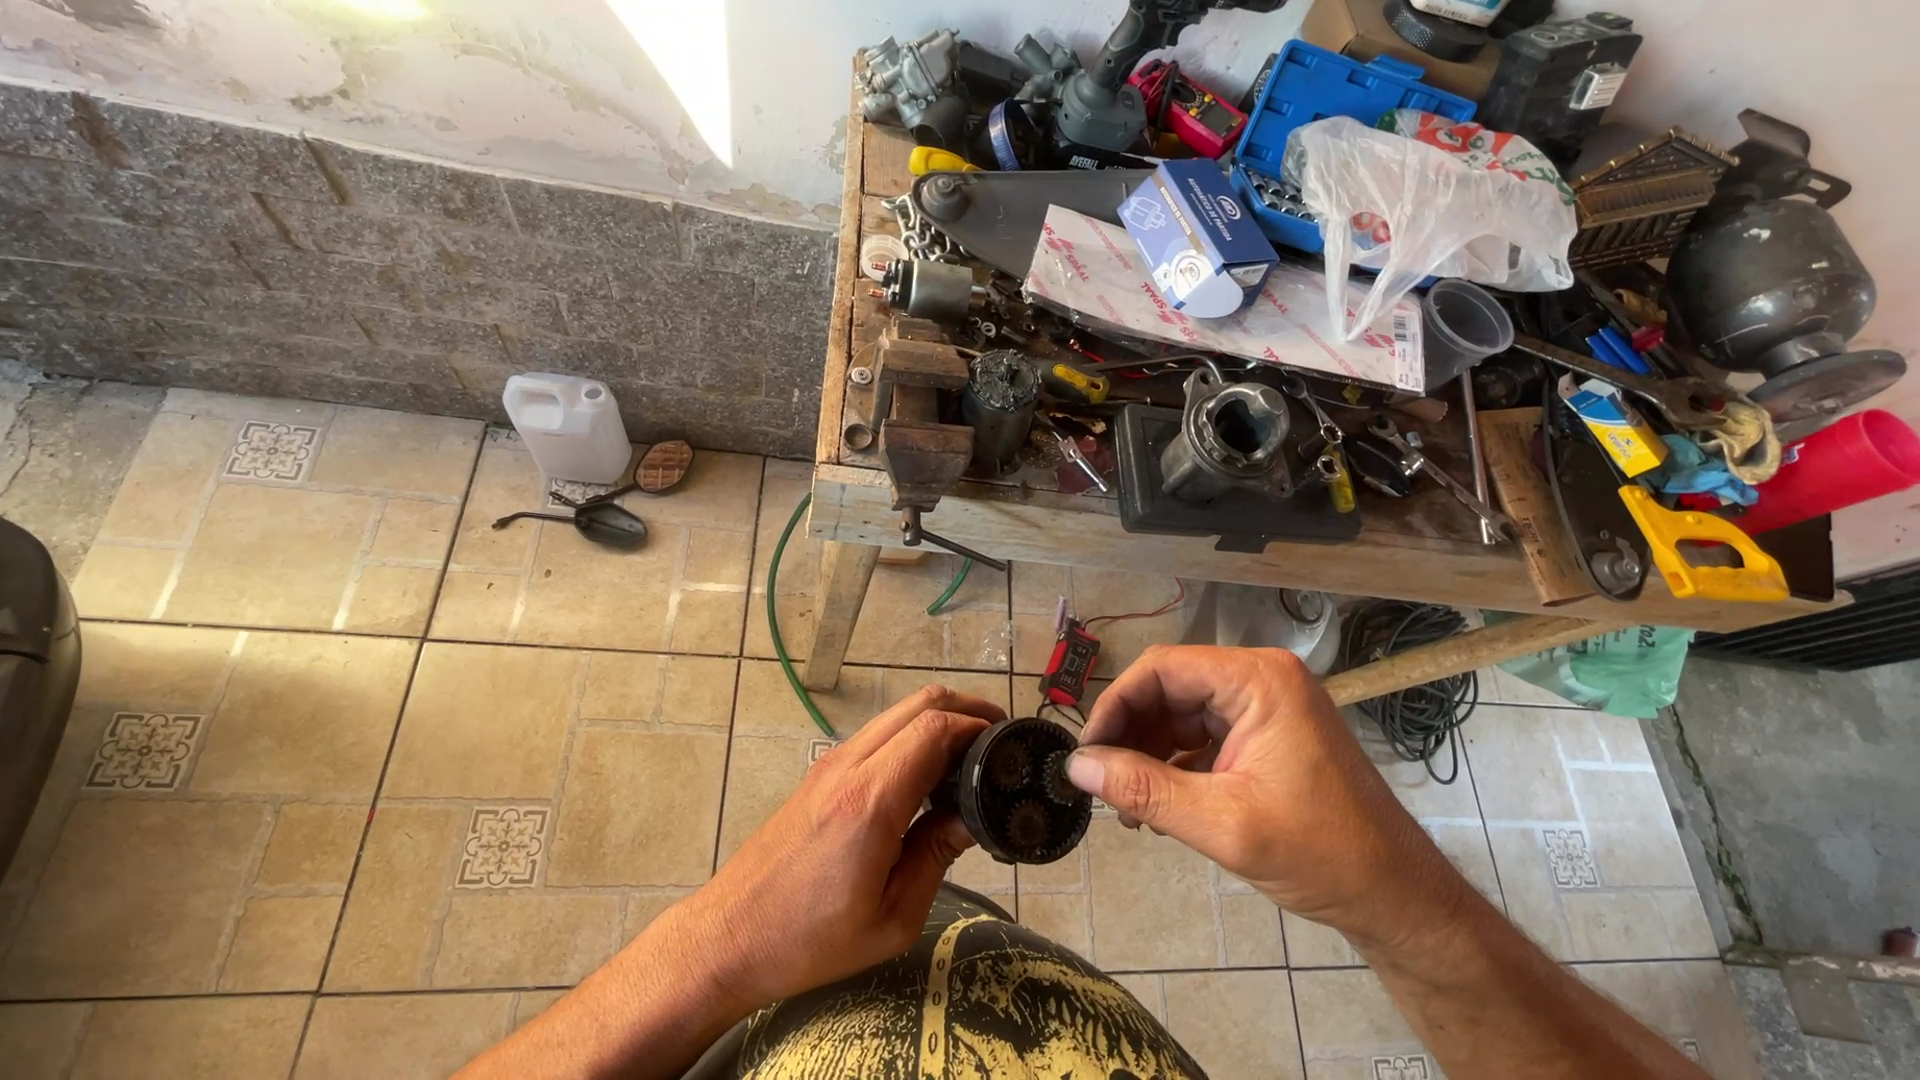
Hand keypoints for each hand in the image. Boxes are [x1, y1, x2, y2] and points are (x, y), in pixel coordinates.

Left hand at [656, 684, 1003, 1012]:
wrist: (730, 937)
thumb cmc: (811, 940)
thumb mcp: (893, 917)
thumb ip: (936, 857)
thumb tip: (971, 818)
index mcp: (871, 800)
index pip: (934, 729)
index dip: (977, 725)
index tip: (1006, 746)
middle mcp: (849, 766)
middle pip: (917, 703)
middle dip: (966, 707)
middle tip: (998, 738)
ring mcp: (829, 765)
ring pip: (895, 713)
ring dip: (938, 720)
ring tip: (970, 756)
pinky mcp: (819, 775)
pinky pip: (876, 735)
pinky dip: (912, 736)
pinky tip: (929, 773)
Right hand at [1067, 645, 1467, 949]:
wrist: (1398, 898)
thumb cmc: (1321, 854)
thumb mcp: (1223, 824)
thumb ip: (1144, 790)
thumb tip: (1075, 766)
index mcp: (1258, 680)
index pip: (1162, 668)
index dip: (1115, 705)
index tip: (1086, 753)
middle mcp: (1261, 681)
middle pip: (1169, 689)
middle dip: (1130, 735)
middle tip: (1101, 785)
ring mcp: (1266, 709)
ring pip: (1181, 715)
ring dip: (1148, 755)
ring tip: (1128, 808)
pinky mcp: (1266, 738)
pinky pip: (1202, 738)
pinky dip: (1174, 767)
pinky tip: (1158, 808)